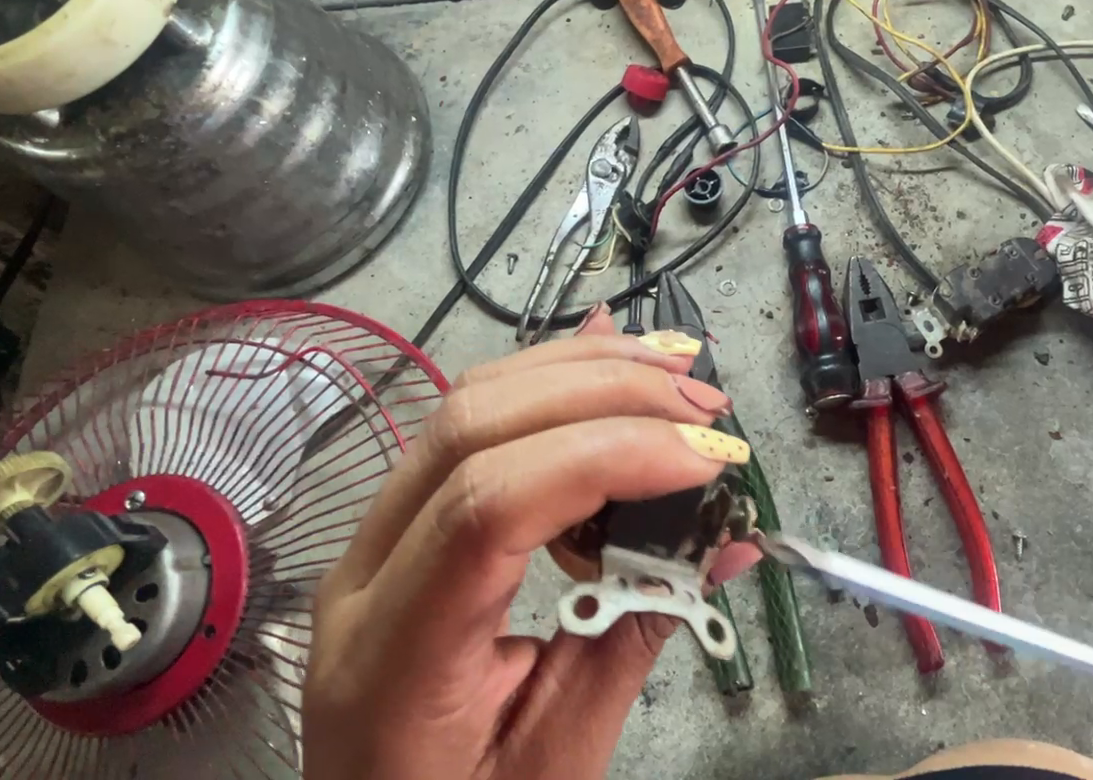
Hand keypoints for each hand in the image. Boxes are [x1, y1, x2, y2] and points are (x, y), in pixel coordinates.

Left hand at [303, 308, 740, 779]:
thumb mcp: (555, 760)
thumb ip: (634, 638)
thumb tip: (727, 539)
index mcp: (390, 656)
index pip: (489, 506)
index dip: (606, 457)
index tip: (705, 462)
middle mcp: (365, 568)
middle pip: (476, 427)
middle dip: (607, 395)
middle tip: (706, 410)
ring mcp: (375, 530)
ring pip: (472, 401)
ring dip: (585, 371)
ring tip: (678, 373)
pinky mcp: (404, 514)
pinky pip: (474, 418)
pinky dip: (553, 377)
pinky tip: (609, 353)